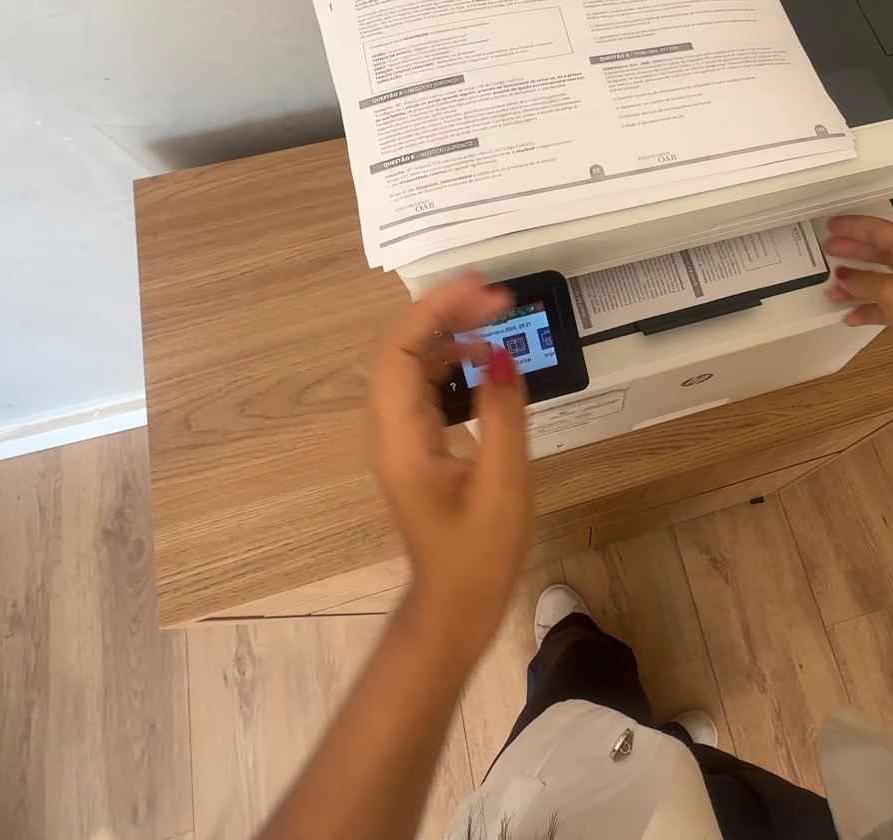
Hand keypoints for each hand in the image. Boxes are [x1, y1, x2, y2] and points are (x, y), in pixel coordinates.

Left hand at [365, 273, 530, 657]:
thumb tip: (500, 356)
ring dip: (448, 332)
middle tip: (496, 295)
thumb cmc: (480, 553)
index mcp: (401, 438)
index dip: (436, 311)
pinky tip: (483, 358)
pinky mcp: (414, 443)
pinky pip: (424, 385)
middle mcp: (388, 429)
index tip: (481, 288)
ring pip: (411, 363)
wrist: (455, 603)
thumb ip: (502, 414)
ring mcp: (398, 436)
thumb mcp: (503, 482)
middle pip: (401, 349)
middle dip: (444, 312)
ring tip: (494, 315)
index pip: (401, 352)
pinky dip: (451, 360)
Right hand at [822, 215, 892, 385]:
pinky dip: (867, 310)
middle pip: (879, 253)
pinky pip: (884, 307)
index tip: (830, 225)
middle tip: (827, 250)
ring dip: (855, 285)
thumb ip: (863, 281)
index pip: (880, 230)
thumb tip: (842, 278)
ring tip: (831, 289)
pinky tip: (850, 317)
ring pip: (879, 282)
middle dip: (853, 251)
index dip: (854, 227)